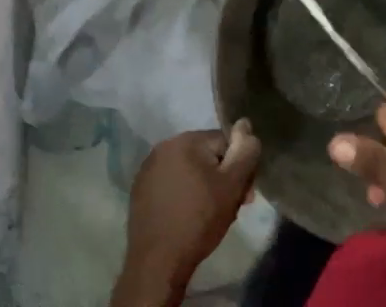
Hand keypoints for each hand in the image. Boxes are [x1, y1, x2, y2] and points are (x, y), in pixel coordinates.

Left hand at [112, 119, 260, 306]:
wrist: (157, 262)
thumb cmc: (199, 220)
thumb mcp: (232, 185)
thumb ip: (245, 152)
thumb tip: (244, 123)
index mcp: (185, 140)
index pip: (225, 142)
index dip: (240, 167)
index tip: (245, 195)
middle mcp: (163, 147)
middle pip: (206, 155)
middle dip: (222, 178)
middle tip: (231, 207)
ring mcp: (148, 170)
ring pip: (189, 170)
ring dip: (204, 186)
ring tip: (210, 214)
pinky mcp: (140, 191)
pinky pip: (171, 184)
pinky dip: (184, 195)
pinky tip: (188, 216)